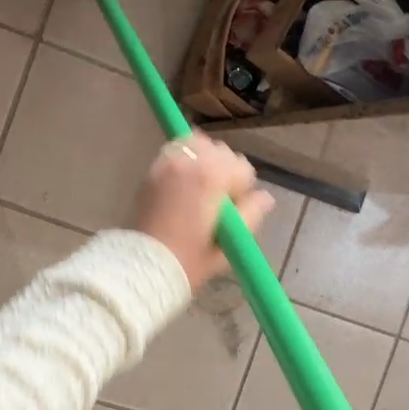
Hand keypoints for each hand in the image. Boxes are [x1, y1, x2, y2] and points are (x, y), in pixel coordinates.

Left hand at [130, 133, 274, 289]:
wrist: (142, 265)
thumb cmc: (188, 260)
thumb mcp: (226, 245)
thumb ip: (250, 216)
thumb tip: (266, 198)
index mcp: (214, 176)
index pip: (243, 168)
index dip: (241, 190)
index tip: (231, 211)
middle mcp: (192, 160)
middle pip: (222, 152)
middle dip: (224, 172)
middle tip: (216, 202)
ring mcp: (169, 162)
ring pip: (199, 145)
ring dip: (205, 161)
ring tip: (199, 189)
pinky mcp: (153, 168)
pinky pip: (176, 150)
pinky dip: (184, 158)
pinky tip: (183, 182)